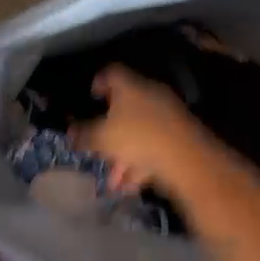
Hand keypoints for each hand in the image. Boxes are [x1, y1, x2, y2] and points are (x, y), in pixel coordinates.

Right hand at [73, 63, 213, 192]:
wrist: (189, 158)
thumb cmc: (138, 138)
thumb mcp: (102, 139)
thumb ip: (84, 135)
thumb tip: (70, 132)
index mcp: (130, 86)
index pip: (111, 73)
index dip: (98, 83)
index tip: (90, 97)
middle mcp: (150, 94)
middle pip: (125, 107)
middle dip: (109, 131)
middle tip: (97, 147)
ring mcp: (168, 115)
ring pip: (140, 132)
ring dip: (124, 155)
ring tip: (113, 181)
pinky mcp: (181, 136)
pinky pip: (154, 146)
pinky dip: (141, 163)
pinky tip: (130, 186)